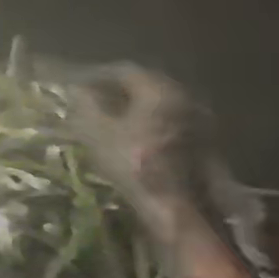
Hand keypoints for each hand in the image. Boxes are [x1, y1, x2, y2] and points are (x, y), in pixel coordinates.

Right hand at [63, 62, 209, 240]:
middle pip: (146, 83)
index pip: (124, 70)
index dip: (95, 74)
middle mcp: (186, 98)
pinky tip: (130, 131)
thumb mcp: (95, 131)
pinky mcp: (203, 140)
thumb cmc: (133, 163)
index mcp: (160, 91)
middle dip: (115, 87)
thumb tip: (77, 87)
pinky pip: (169, 118)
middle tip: (89, 96)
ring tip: (106, 114)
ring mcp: (199, 120)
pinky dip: (147, 118)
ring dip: (132, 103)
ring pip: (158, 101)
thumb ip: (85, 103)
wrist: (178, 207)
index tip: (75, 82)